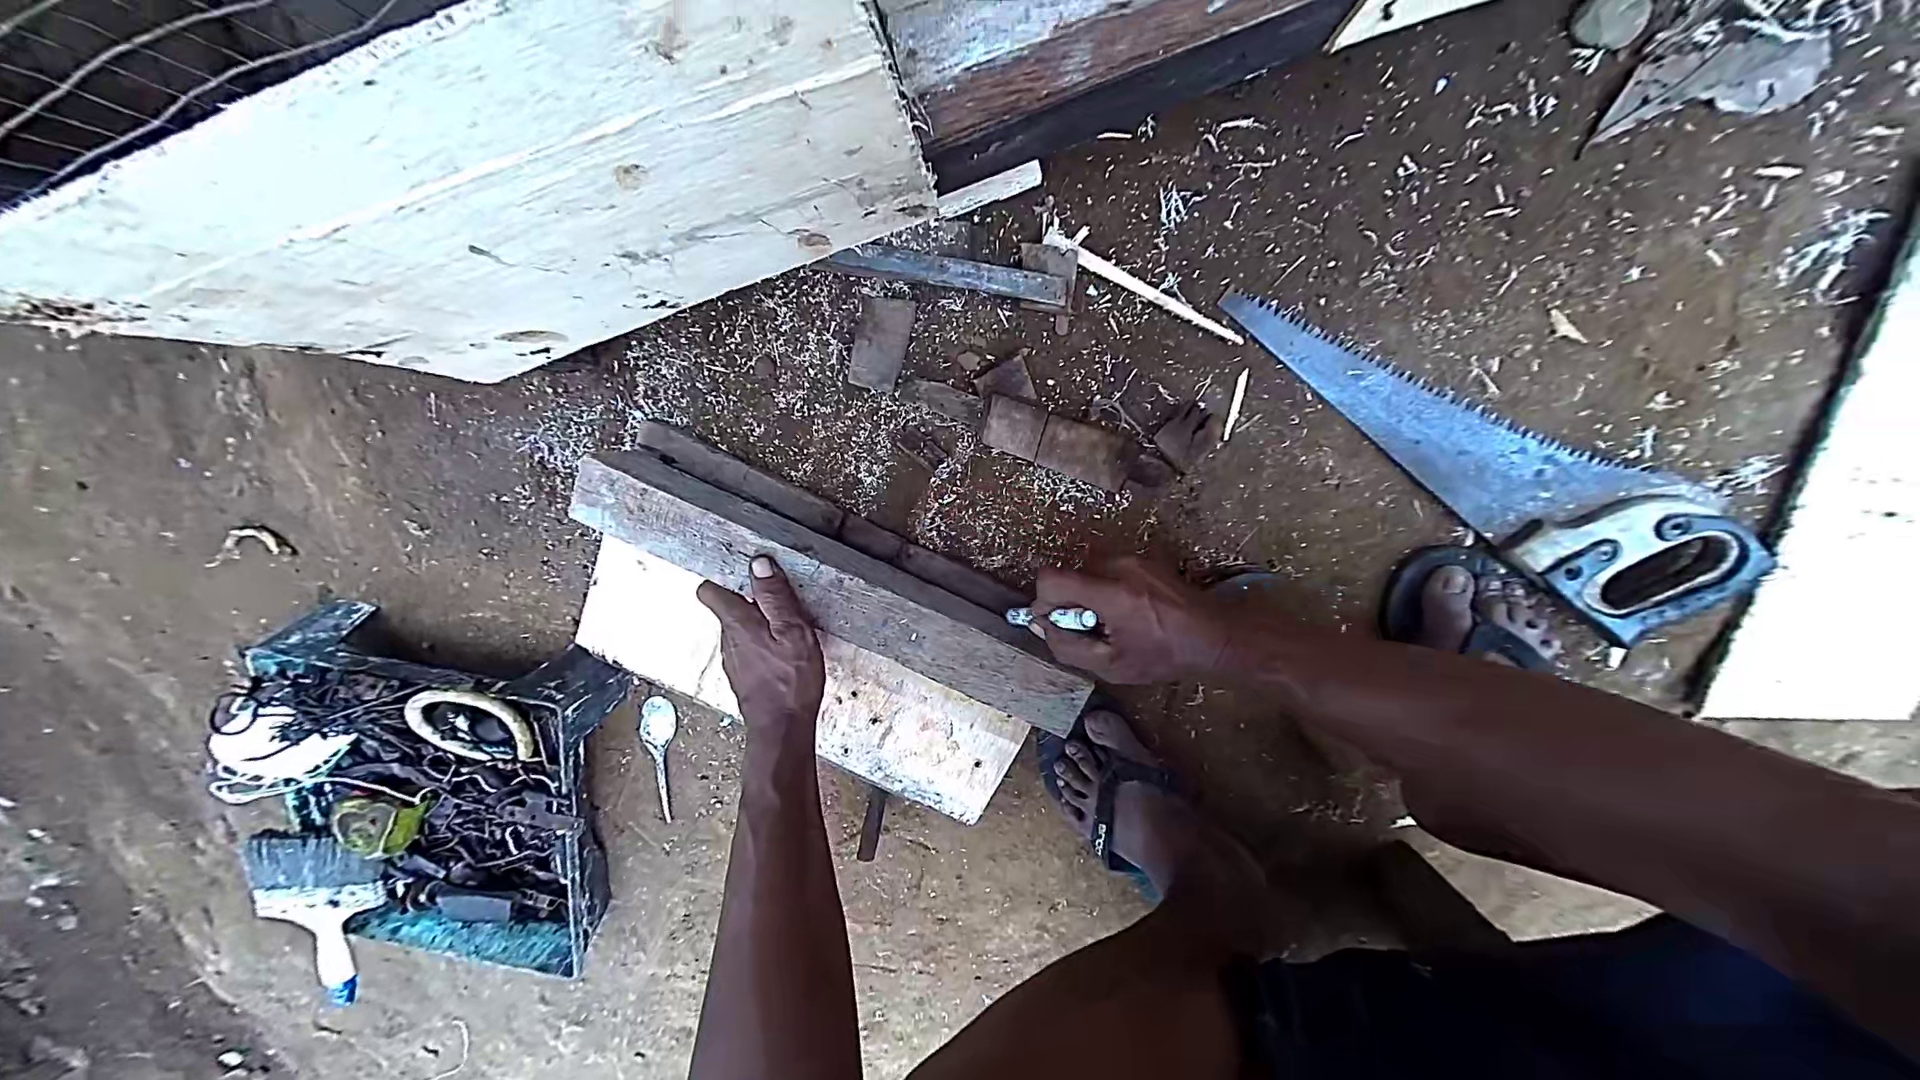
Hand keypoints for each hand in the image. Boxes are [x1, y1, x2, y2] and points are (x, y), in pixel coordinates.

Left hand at [697, 555, 825, 728]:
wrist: (783, 729)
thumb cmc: (791, 681)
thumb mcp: (794, 630)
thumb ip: (776, 596)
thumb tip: (759, 564)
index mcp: (737, 622)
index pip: (710, 591)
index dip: (725, 579)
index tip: (747, 574)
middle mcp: (728, 640)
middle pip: (729, 609)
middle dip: (750, 601)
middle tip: (781, 602)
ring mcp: (734, 661)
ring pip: (741, 631)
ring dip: (760, 625)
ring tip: (788, 630)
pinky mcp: (744, 676)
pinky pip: (750, 650)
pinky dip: (764, 646)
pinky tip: (786, 655)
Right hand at [1033, 557, 1233, 683]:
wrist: (1213, 635)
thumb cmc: (1164, 655)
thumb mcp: (1110, 666)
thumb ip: (1067, 646)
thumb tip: (1041, 625)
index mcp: (1112, 593)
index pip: (1051, 579)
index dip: (1042, 600)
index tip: (1053, 620)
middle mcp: (1119, 566)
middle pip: (1067, 576)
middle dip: (1069, 604)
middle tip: (1091, 629)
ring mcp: (1132, 559)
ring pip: (1085, 574)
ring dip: (1087, 598)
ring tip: (1113, 622)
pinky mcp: (1140, 558)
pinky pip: (1104, 571)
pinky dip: (1104, 590)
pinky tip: (1127, 612)